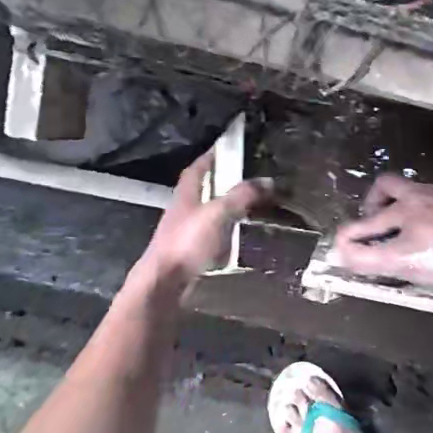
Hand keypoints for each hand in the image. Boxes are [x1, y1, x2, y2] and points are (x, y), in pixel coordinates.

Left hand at [132, 149, 271, 289]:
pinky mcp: (191, 256)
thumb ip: (241, 196)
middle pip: (203, 192)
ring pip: (208, 216)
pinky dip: (227, 236)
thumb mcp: (218, 214)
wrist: (164, 285)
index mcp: (185, 196)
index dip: (210, 157)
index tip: (226, 147)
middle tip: (248, 180)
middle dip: (222, 184)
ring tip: (251, 209)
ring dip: (226, 212)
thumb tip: (268, 180)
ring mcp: (185, 236)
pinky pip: (213, 239)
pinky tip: (241, 240)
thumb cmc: (187, 243)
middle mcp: (183, 213)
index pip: (196, 169)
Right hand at [332, 175, 432, 298]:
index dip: (353, 232)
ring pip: (423, 198)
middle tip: (375, 224)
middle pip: (393, 186)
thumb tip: (336, 253)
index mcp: (408, 202)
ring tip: (405, 235)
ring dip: (408, 212)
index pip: (370, 212)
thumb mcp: (399, 262)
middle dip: (378, 203)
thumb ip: (364, 258)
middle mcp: (429, 195)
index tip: (345, 246)